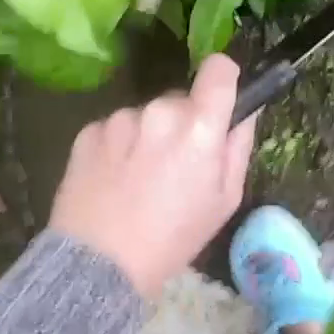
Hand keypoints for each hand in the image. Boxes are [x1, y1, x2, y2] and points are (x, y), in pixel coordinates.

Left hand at [48, 54, 257, 298]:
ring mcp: (120, 119)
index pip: (219, 69)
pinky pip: (116, 128)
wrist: (99, 265)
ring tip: (140, 179)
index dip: (224, 80)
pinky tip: (114, 181)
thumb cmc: (174, 238)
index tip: (220, 99)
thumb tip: (245, 113)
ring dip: (150, 135)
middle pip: (181, 100)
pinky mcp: (89, 131)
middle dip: (185, 122)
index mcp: (200, 126)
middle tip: (177, 165)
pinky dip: (120, 146)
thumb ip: (238, 147)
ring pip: (147, 114)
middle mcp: (159, 111)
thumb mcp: (225, 200)